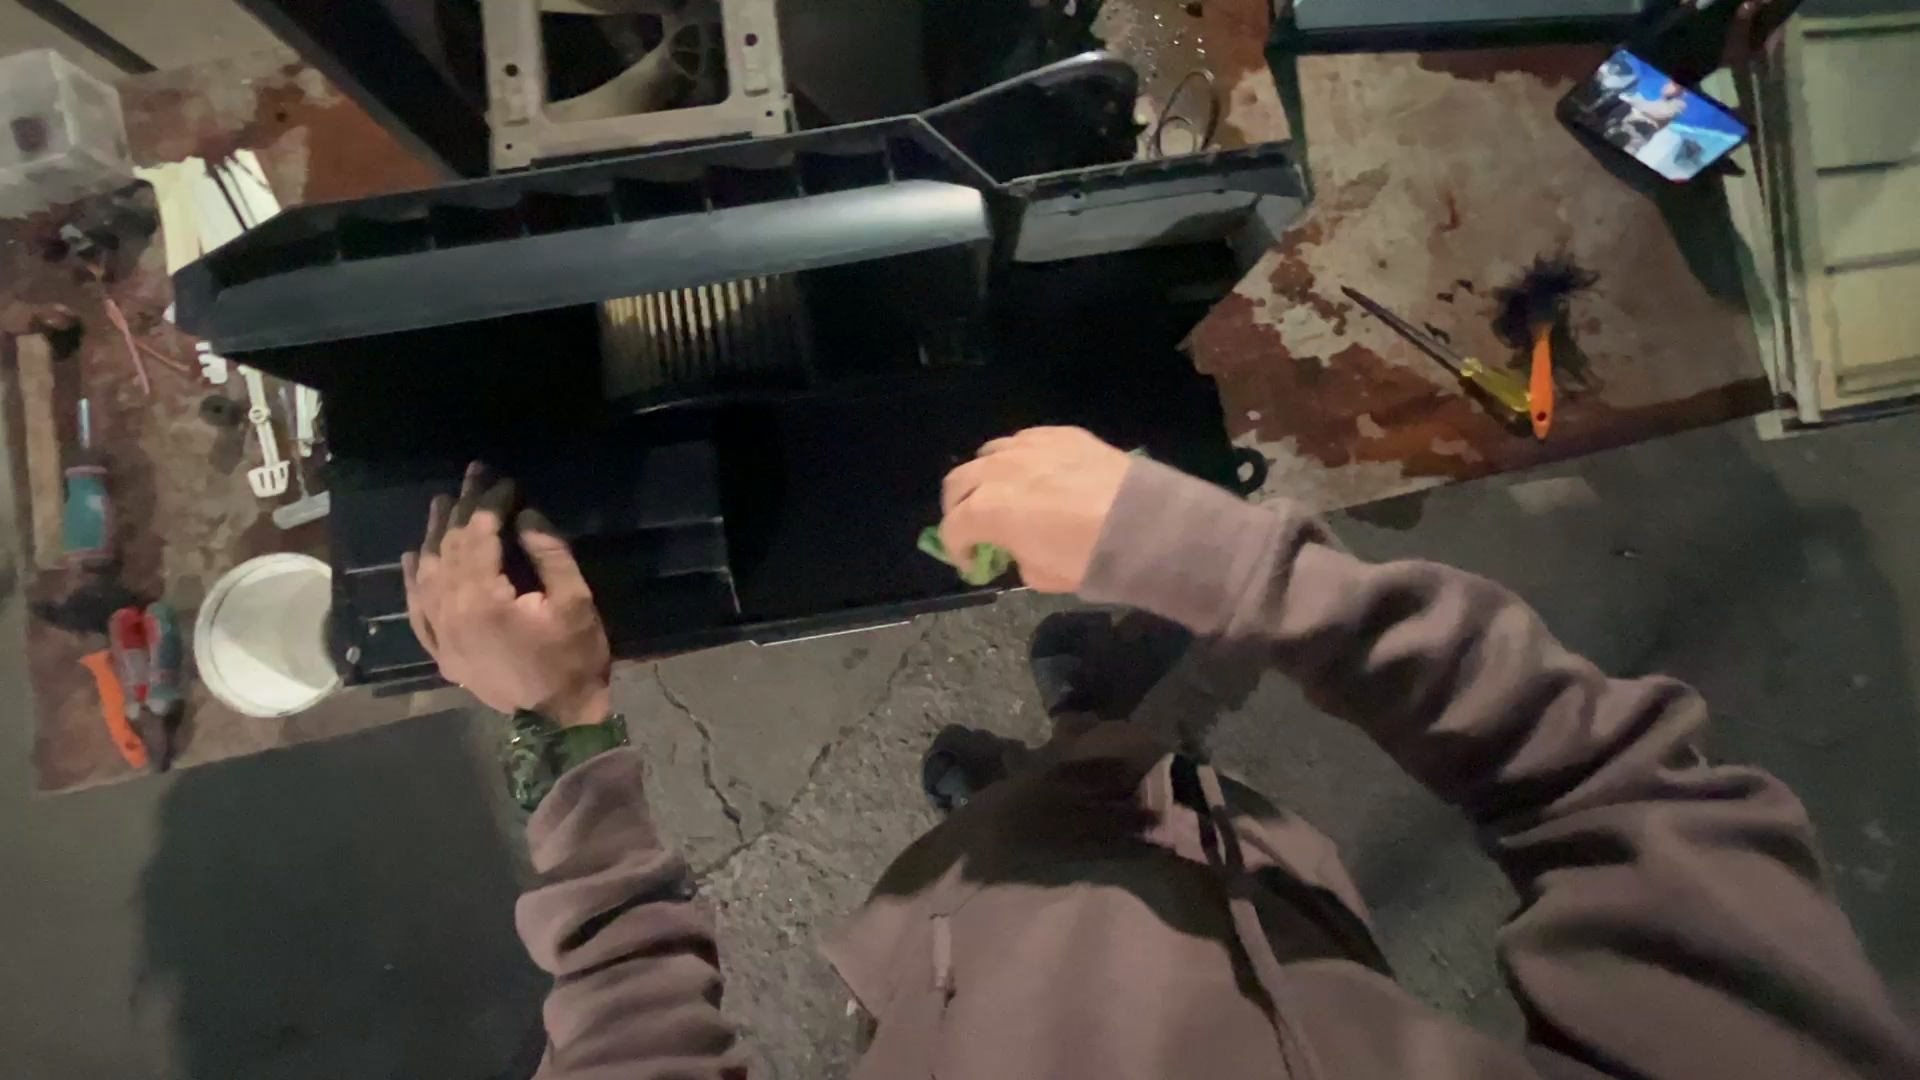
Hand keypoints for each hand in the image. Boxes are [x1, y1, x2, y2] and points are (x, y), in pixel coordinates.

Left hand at [402, 463, 611, 726]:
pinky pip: (416, 606)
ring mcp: (439, 632)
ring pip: (427, 573)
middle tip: (474, 475)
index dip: (490, 504)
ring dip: (435, 534)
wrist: (558, 717)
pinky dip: (414, 577)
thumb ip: (550, 554)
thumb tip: (525, 516)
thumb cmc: (574, 657)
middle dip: (462, 508)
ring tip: (443, 503)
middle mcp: (448, 610)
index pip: (478, 535)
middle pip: (449, 548)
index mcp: (481, 598)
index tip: (507, 481)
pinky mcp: (441, 649)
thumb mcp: (575, 602)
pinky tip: (416, 556)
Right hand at [939, 427, 1132, 592]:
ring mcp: (1027, 446)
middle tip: (974, 526)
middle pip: (958, 483)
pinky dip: (1018, 459)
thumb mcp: (1041, 575)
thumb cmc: (1085, 555)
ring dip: (986, 477)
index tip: (974, 564)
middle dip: (959, 507)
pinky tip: (1035, 473)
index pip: (952, 528)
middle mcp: (997, 471)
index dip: (957, 550)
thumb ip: (1016, 559)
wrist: (1139, 520)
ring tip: (1002, 493)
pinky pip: (1023, 441)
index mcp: (985, 510)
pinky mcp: (1057, 433)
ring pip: (987, 455)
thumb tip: (1018, 548)